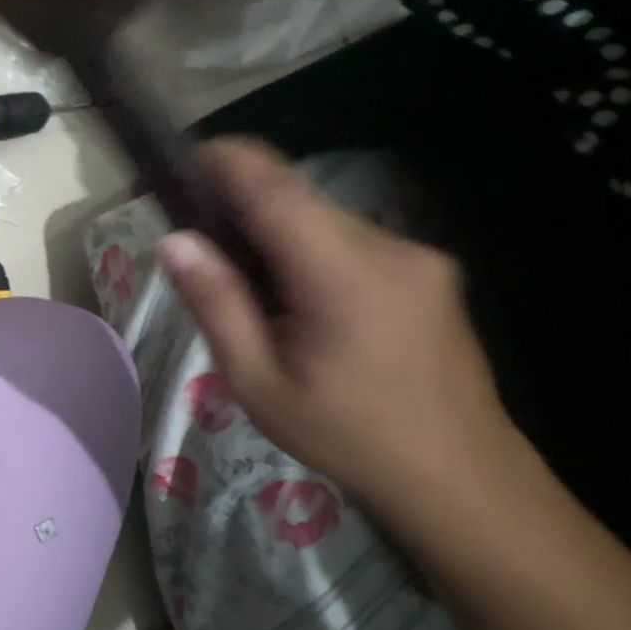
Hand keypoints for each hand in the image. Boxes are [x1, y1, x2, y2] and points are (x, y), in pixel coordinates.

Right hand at [155, 139, 515, 512]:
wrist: (457, 475)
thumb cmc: (343, 432)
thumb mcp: (256, 379)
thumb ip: (215, 303)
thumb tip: (173, 239)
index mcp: (345, 275)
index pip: (279, 192)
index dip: (231, 162)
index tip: (184, 154)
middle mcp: (390, 250)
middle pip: (299, 204)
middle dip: (242, 207)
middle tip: (191, 239)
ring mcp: (417, 259)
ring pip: (323, 222)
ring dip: (272, 233)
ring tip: (235, 281)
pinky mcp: (426, 274)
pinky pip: (349, 242)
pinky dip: (305, 252)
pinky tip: (286, 298)